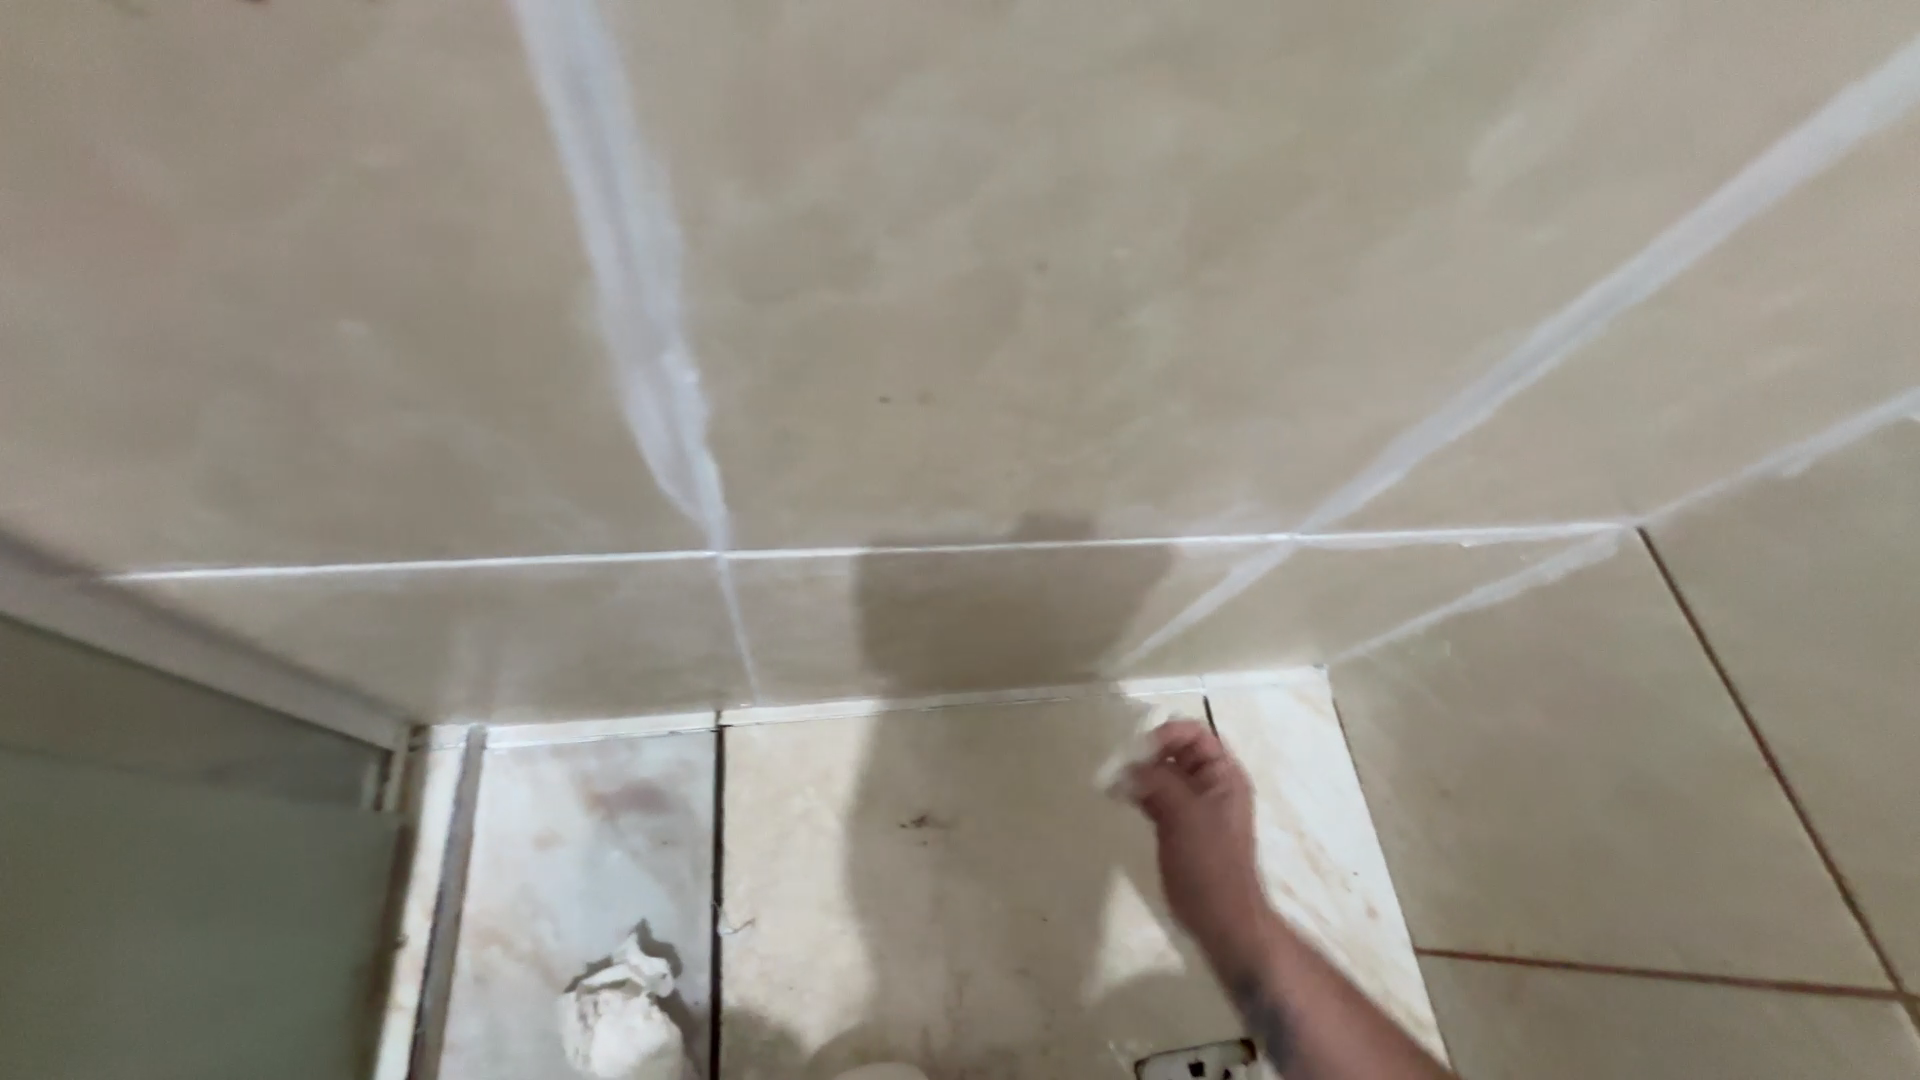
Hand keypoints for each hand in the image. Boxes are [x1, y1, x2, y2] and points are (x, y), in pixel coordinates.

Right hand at [1125, 721, 1271, 968]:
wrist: (1221, 918)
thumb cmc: (1211, 864)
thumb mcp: (1185, 815)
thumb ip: (1157, 782)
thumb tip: (1126, 768)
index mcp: (1223, 775)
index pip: (1195, 735)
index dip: (1167, 734)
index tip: (1139, 751)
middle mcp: (1209, 784)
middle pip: (1175, 750)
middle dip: (1146, 752)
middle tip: (1119, 765)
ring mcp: (1192, 804)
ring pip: (1161, 772)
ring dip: (1138, 771)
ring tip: (1112, 780)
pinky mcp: (1175, 823)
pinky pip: (1153, 794)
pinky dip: (1136, 790)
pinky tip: (1117, 794)